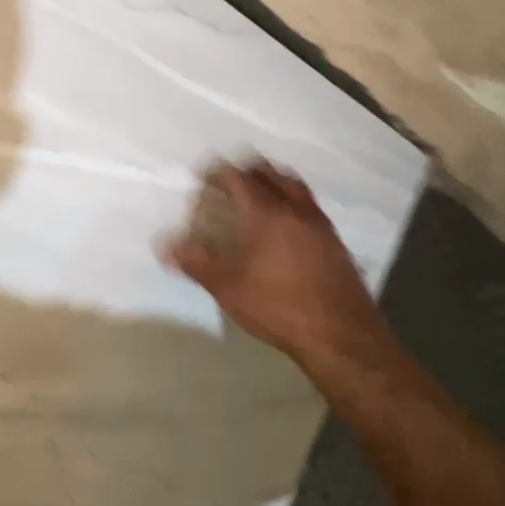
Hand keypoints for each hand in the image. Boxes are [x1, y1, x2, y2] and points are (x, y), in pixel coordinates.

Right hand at [161, 160, 382, 359]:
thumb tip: (164, 246)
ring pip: (298, 189)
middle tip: (233, 176)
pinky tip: (286, 224)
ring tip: (261, 191)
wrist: (340, 334)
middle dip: (252, 170)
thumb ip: (195, 262)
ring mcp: (320, 226)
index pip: (241, 180)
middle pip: (274, 176)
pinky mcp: (335, 244)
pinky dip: (294, 203)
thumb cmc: (276, 306)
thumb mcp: (226, 287)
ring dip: (277, 182)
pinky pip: (311, 208)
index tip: (206, 174)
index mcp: (266, 215)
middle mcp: (296, 212)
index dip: (221, 172)